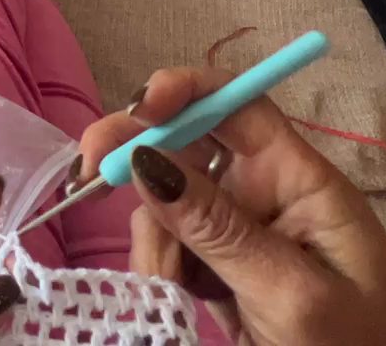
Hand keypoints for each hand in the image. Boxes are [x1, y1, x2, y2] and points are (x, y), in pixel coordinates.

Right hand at [79, 67, 385, 345]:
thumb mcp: (292, 295)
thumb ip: (217, 227)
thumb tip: (143, 159)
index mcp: (296, 177)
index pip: (235, 103)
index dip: (183, 90)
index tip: (139, 112)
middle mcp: (258, 186)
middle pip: (181, 137)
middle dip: (133, 153)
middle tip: (89, 177)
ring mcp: (230, 221)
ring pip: (159, 192)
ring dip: (151, 233)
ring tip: (171, 285)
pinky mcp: (209, 255)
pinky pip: (159, 234)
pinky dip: (155, 260)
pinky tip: (174, 293)